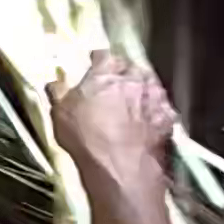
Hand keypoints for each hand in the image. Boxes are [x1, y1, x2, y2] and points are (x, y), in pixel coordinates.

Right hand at [48, 52, 174, 199]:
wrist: (121, 167)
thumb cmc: (85, 137)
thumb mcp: (60, 113)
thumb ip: (58, 92)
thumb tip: (55, 81)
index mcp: (105, 74)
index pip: (104, 55)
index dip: (98, 58)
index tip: (93, 61)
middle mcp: (133, 79)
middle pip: (130, 66)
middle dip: (122, 70)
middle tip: (114, 80)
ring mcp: (154, 98)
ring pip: (150, 83)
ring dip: (141, 86)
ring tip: (133, 96)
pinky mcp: (168, 118)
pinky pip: (162, 105)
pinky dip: (154, 108)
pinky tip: (148, 116)